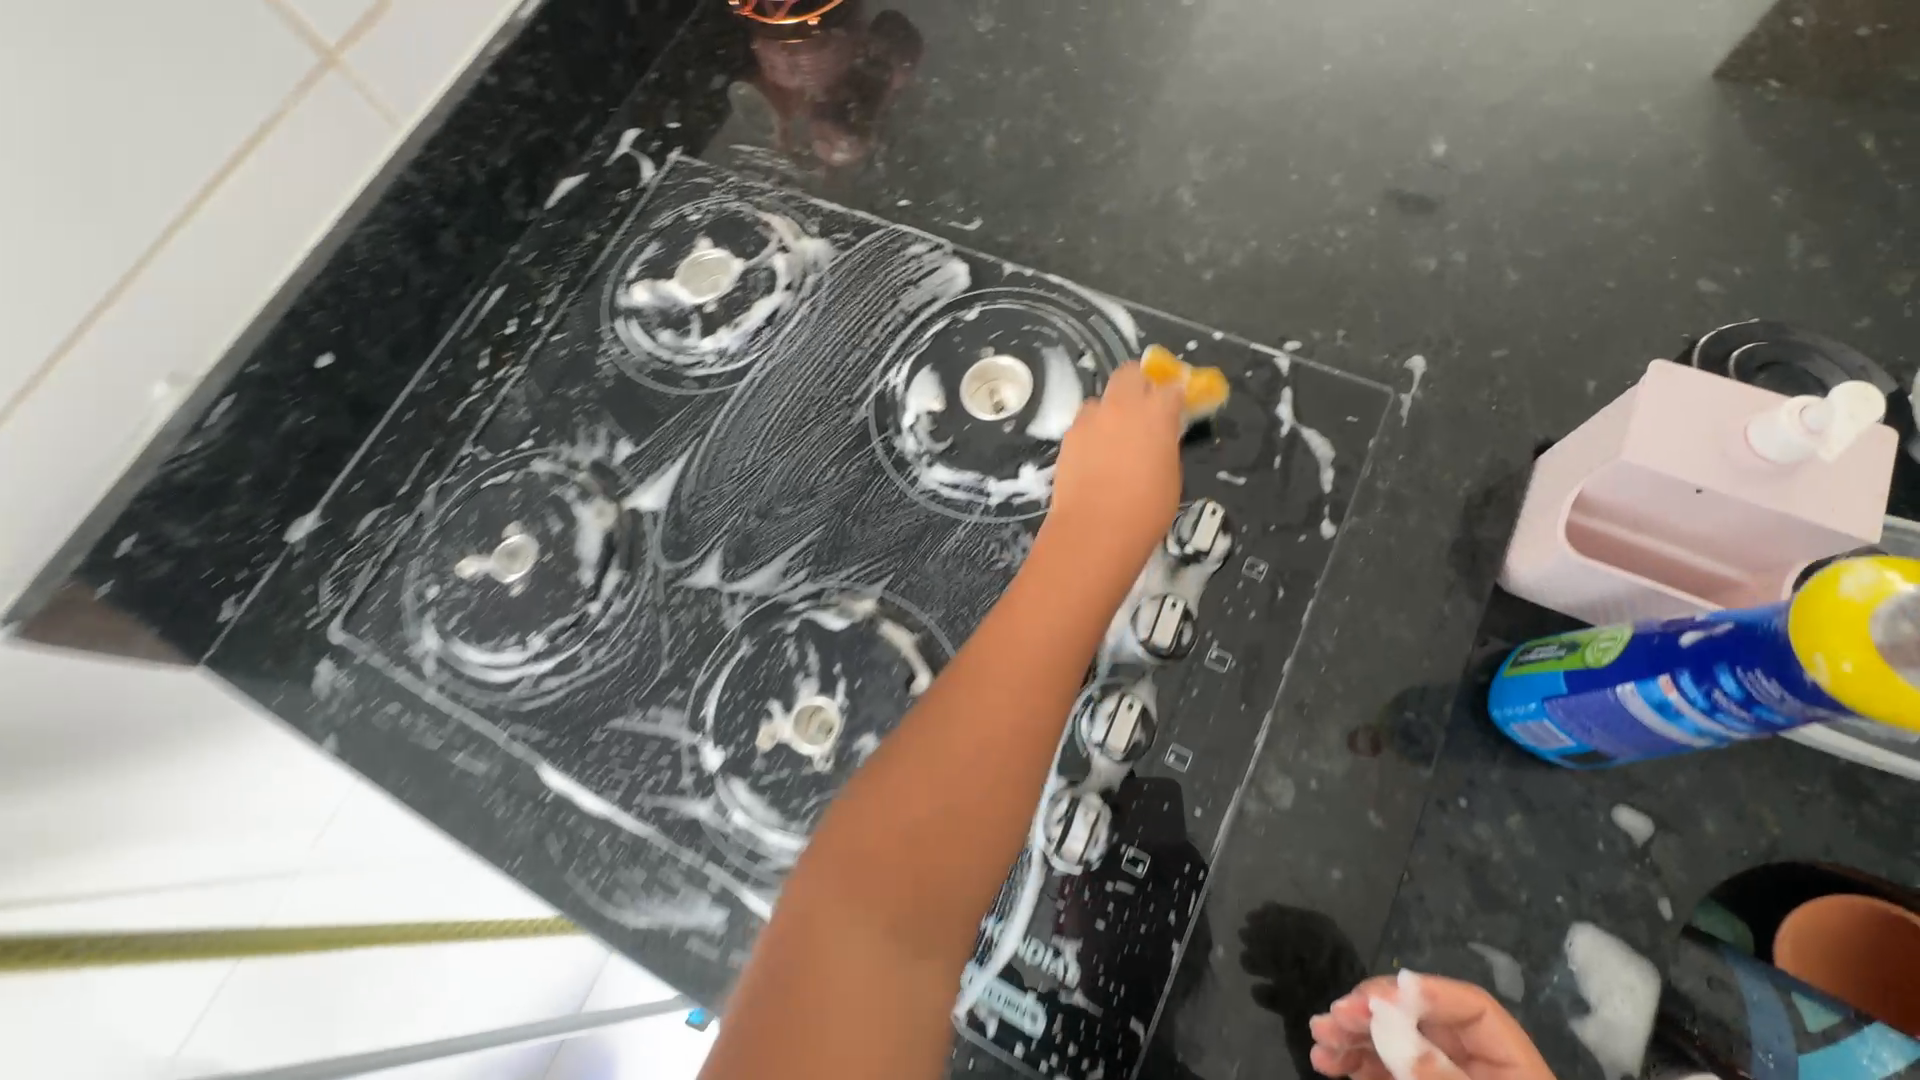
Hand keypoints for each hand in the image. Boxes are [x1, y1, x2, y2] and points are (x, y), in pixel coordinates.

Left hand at [1042, 360, 1185, 566]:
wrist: (1095, 528)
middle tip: (1144, 408)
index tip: (1176, 406)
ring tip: (1114, 436)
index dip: (1174, 395)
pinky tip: (1095, 455)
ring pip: (1101, 398)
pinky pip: (1083, 423)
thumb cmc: (1145, 509)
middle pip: (1130, 374)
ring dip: (1110, 409)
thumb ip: (1164, 445)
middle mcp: (1122, 406)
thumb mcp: (1170, 475)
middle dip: (1139, 384)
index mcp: (1157, 413)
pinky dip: (1092, 431)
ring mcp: (1090, 419)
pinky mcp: (1068, 436)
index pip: (1171, 388)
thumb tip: (1158, 438)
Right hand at [1309, 972, 1555, 1079]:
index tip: (1379, 995)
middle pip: (1422, 1021)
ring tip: (1319, 1038)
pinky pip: (1387, 1072)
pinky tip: (1329, 1063)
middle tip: (1335, 1015)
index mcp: (1515, 1067)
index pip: (1473, 1008)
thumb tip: (1382, 1015)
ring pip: (1395, 1043)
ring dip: (1353, 1036)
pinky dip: (1355, 1063)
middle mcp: (1480, 1068)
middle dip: (1372, 1013)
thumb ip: (1433, 1072)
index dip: (1425, 993)